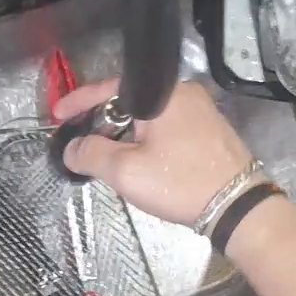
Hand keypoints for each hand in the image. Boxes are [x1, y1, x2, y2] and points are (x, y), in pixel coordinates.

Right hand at [54, 79, 256, 225]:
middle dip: (104, 123)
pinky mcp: (210, 131)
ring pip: (150, 118)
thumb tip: (71, 148)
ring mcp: (201, 111)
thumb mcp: (127, 173)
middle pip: (130, 102)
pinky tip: (141, 162)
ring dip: (127, 136)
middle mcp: (183, 93)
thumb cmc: (181, 184)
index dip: (79, 102)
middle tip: (83, 144)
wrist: (237, 207)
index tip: (58, 116)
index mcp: (162, 94)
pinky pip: (168, 129)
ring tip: (109, 160)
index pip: (109, 88)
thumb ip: (92, 155)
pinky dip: (148, 141)